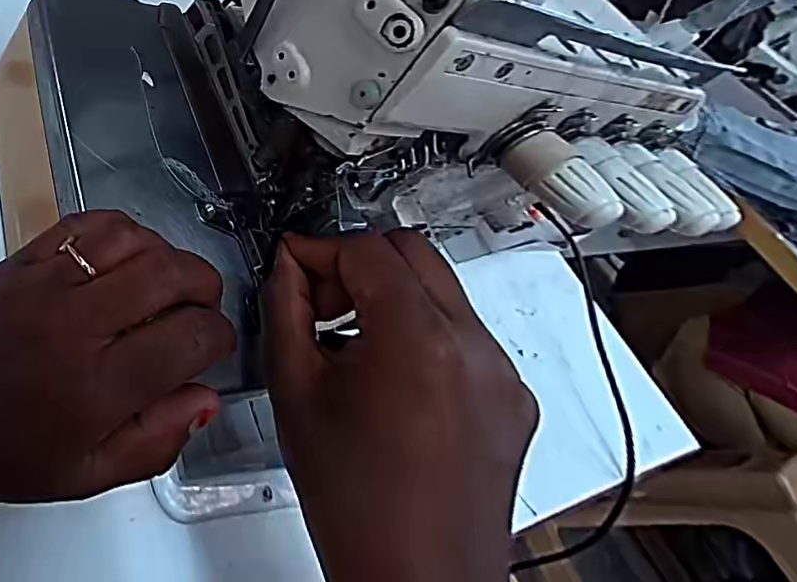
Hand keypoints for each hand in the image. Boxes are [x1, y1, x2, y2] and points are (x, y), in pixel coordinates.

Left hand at [0, 210, 235, 506]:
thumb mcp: (86, 473)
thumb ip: (155, 440)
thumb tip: (203, 397)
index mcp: (97, 387)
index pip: (189, 338)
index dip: (219, 335)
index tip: (215, 341)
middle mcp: (75, 324)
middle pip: (168, 273)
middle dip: (203, 283)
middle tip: (201, 303)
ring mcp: (45, 283)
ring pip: (129, 237)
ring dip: (162, 250)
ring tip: (165, 276)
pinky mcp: (22, 260)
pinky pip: (81, 223)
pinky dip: (115, 227)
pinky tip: (122, 250)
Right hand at [265, 231, 536, 581]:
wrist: (414, 575)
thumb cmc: (356, 499)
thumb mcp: (293, 383)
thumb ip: (285, 304)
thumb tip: (289, 265)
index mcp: (420, 345)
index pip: (366, 250)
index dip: (317, 247)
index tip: (292, 260)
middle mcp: (476, 352)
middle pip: (411, 251)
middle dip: (355, 259)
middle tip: (319, 293)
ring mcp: (502, 376)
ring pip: (437, 284)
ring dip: (385, 289)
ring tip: (345, 332)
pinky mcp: (511, 398)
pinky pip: (459, 326)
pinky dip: (414, 322)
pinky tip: (378, 363)